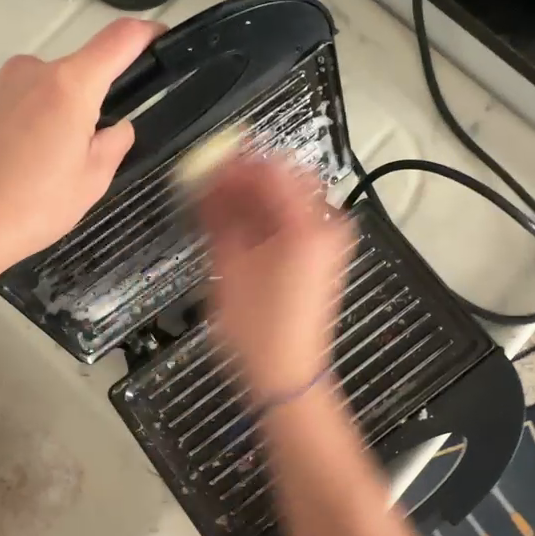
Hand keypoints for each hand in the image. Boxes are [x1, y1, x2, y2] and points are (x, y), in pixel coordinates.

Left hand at [0, 18, 160, 276]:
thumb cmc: (30, 206)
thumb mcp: (92, 181)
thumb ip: (114, 142)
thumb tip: (115, 126)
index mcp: (69, 85)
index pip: (119, 39)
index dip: (147, 33)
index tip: (159, 36)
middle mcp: (32, 71)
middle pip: (79, 70)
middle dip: (92, 102)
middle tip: (88, 153)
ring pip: (46, 88)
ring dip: (57, 115)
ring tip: (47, 167)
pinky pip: (18, 101)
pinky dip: (29, 123)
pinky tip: (19, 165)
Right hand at [196, 156, 352, 399]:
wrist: (288, 374)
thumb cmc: (259, 330)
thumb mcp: (228, 267)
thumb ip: (218, 215)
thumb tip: (206, 181)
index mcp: (307, 225)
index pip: (270, 168)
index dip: (234, 161)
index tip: (206, 163)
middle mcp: (326, 226)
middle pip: (284, 178)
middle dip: (244, 177)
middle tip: (209, 184)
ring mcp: (328, 241)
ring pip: (288, 197)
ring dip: (253, 196)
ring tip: (217, 206)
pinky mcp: (322, 255)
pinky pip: (294, 219)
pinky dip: (266, 217)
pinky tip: (236, 225)